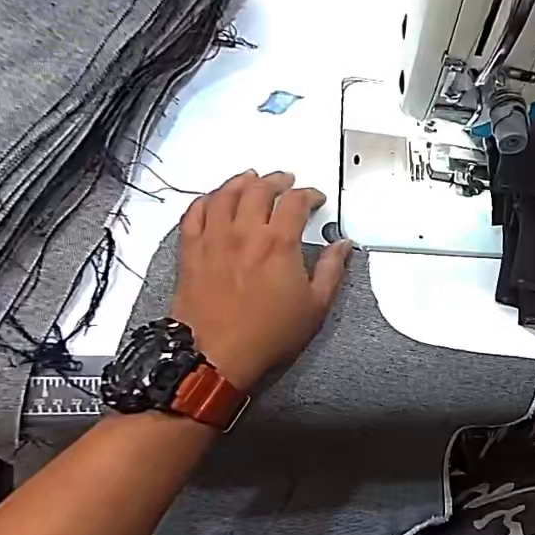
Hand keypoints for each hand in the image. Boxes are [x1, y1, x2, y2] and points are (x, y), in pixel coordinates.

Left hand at [170, 170, 352, 391]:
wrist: (216, 355)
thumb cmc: (265, 335)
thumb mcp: (315, 307)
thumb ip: (332, 270)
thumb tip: (342, 246)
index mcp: (278, 243)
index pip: (295, 201)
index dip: (308, 193)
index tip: (314, 198)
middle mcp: (244, 233)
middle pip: (258, 188)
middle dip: (276, 180)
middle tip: (284, 180)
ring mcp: (214, 239)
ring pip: (225, 194)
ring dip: (240, 181)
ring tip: (250, 178)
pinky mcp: (192, 251)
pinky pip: (194, 213)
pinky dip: (205, 200)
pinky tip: (213, 199)